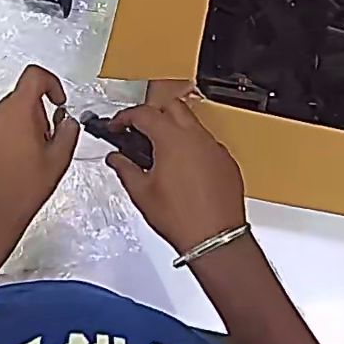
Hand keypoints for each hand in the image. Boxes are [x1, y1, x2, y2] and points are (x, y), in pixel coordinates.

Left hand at [0, 65, 79, 246]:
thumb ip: (68, 131)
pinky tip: (12, 161)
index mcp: (17, 113)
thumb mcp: (59, 159)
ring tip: (28, 155)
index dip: (51, 83)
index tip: (57, 99)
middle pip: (20, 97)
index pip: (34, 76)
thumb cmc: (24, 189)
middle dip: (37, 113)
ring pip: (6, 113)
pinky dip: (4, 136)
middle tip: (45, 140)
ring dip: (20, 126)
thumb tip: (67, 121)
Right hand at [105, 91, 247, 254]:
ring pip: (193, 123)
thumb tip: (116, 159)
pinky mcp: (227, 161)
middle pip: (172, 106)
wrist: (215, 237)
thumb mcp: (142, 193)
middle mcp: (197, 137)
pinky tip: (183, 167)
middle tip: (139, 130)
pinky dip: (192, 146)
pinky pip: (207, 143)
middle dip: (152, 113)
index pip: (144, 113)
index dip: (125, 117)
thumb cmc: (182, 218)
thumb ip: (125, 169)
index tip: (117, 126)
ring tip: (160, 151)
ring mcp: (215, 148)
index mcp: (172, 139)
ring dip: (174, 128)